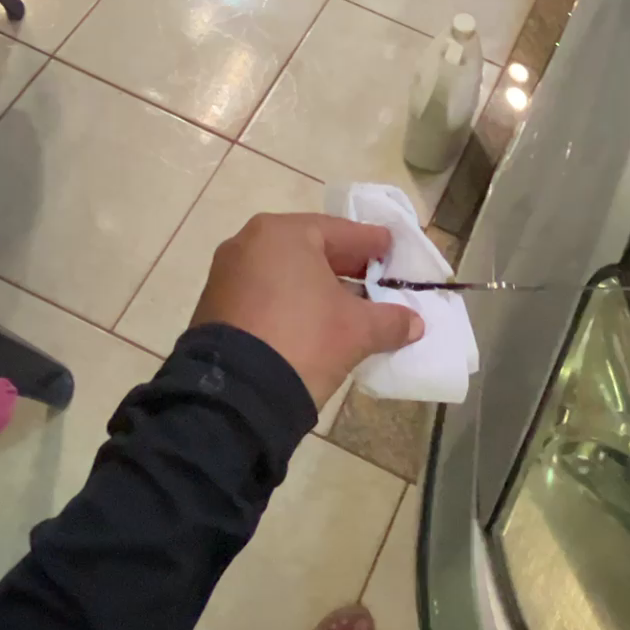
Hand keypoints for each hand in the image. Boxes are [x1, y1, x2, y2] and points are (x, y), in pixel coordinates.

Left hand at [191, 213, 423, 406]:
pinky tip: (312, 321)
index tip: (392, 249)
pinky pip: (264, 292)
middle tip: (374, 278)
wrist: (235, 397)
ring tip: (347, 304)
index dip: (372, 244)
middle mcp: (249, 242)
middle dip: (345, 265)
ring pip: (285, 271)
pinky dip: (290, 301)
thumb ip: (390, 320)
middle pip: (310, 249)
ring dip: (316, 285)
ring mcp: (226, 274)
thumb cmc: (303, 341)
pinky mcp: (214, 305)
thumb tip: (415, 323)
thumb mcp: (357, 331)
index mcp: (284, 233)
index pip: (341, 232)